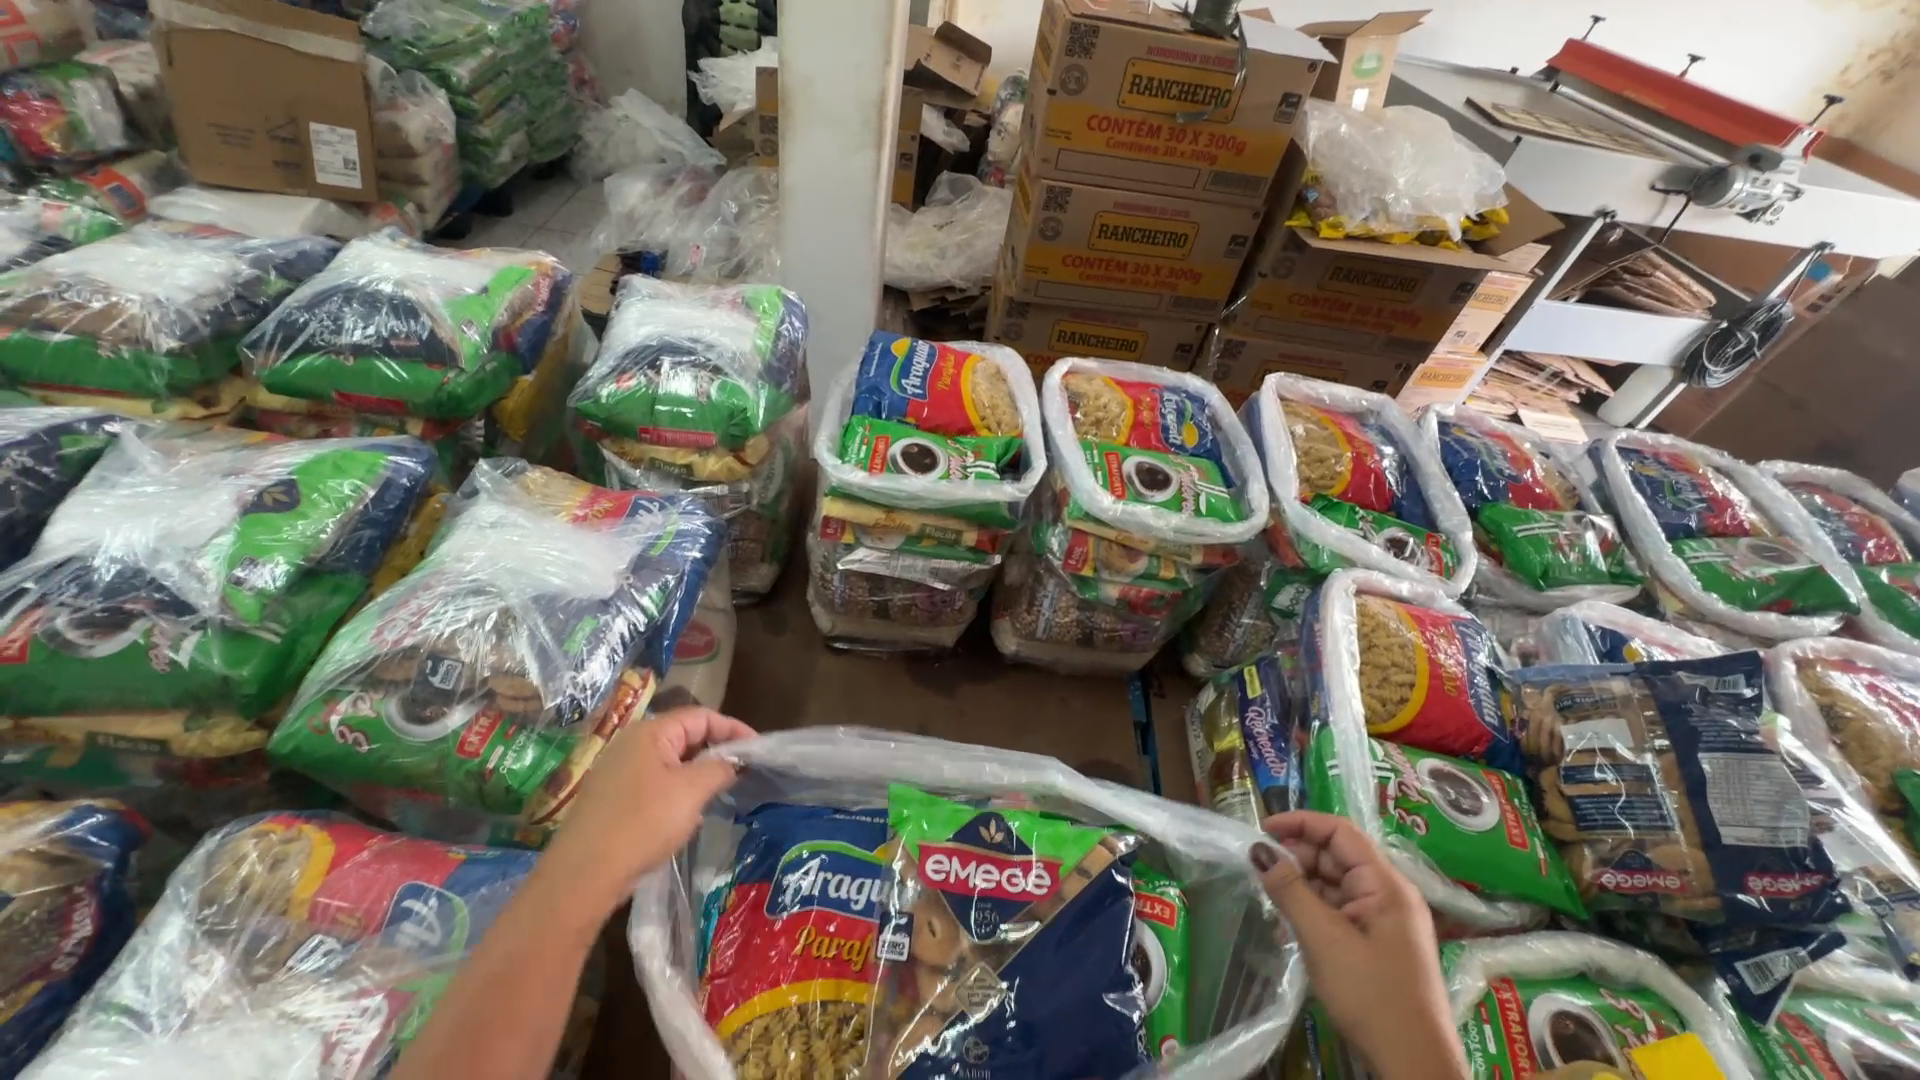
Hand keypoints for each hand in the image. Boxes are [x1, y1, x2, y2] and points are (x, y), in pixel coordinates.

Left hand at [541, 706, 755, 913]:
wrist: (584, 874)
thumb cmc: (643, 823)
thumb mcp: (692, 791)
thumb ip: (720, 768)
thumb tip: (734, 761)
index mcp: (650, 733)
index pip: (701, 716)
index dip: (733, 728)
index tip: (757, 749)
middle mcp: (631, 744)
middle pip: (684, 736)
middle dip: (716, 750)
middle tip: (742, 771)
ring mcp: (618, 772)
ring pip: (670, 762)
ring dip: (697, 773)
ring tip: (719, 792)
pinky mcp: (612, 799)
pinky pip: (654, 783)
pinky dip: (677, 790)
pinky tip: (686, 814)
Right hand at [1248, 811, 1465, 1079]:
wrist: (1413, 1063)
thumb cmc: (1370, 994)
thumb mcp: (1323, 938)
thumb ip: (1289, 889)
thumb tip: (1258, 849)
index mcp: (1385, 884)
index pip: (1340, 832)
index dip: (1300, 823)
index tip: (1261, 829)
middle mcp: (1388, 894)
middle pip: (1336, 856)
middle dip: (1297, 857)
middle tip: (1259, 870)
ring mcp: (1384, 920)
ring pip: (1335, 884)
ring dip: (1301, 886)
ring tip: (1269, 897)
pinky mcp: (1377, 943)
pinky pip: (1339, 910)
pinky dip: (1312, 910)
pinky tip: (1288, 924)